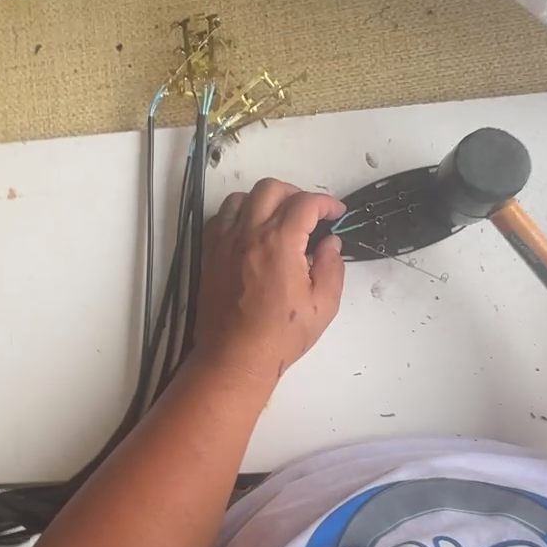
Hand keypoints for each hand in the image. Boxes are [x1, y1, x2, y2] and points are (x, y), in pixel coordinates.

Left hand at [193, 179, 344, 383]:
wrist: (235, 358)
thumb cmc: (278, 337)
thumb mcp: (323, 305)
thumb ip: (332, 267)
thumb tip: (330, 244)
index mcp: (280, 243)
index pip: (306, 203)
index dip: (326, 203)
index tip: (336, 213)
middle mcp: (249, 235)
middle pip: (271, 188)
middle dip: (296, 194)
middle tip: (310, 213)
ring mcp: (225, 243)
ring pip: (242, 198)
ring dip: (264, 200)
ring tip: (278, 218)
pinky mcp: (210, 255)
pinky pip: (220, 219)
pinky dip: (238, 215)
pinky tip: (250, 231)